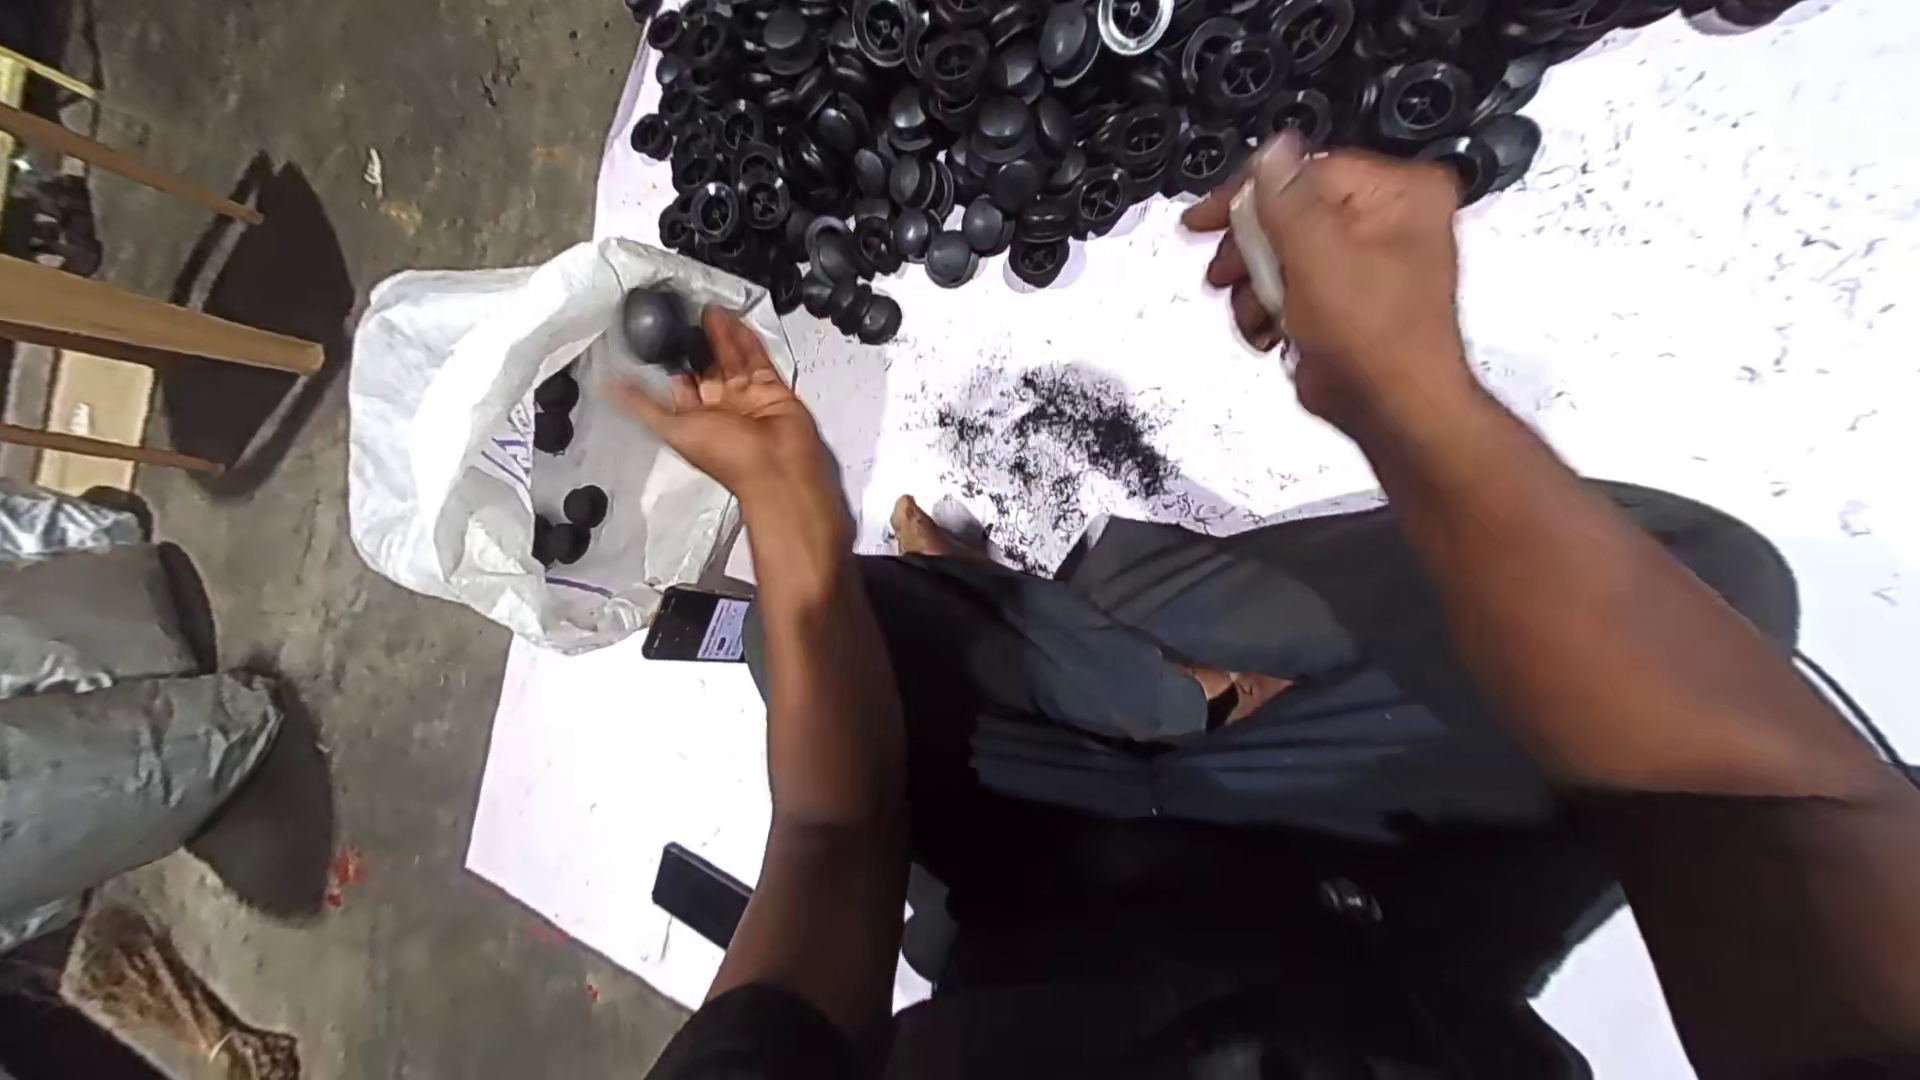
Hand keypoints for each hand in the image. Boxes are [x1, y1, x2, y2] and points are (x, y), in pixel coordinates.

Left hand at [608, 307, 851, 603]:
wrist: (778, 467)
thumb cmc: (729, 457)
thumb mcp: (673, 429)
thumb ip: (642, 405)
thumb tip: (605, 386)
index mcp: (697, 419)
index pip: (680, 384)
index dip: (669, 360)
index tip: (658, 334)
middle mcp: (722, 407)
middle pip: (706, 366)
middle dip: (696, 342)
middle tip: (683, 312)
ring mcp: (748, 397)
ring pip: (730, 359)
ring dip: (719, 334)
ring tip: (706, 306)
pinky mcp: (771, 389)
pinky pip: (757, 358)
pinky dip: (746, 339)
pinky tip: (733, 319)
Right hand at [1182, 133, 1479, 436]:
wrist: (1384, 403)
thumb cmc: (1374, 337)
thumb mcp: (1320, 256)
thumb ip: (1288, 202)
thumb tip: (1271, 153)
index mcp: (1394, 195)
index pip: (1304, 171)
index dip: (1247, 195)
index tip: (1204, 218)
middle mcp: (1378, 224)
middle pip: (1284, 217)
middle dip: (1249, 253)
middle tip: (1228, 275)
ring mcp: (1354, 264)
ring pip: (1275, 258)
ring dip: (1254, 291)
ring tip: (1260, 316)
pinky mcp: (1332, 301)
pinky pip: (1281, 290)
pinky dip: (1265, 314)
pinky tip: (1272, 332)